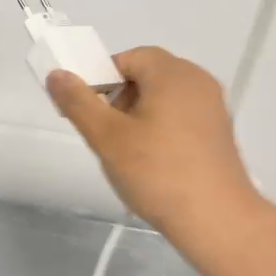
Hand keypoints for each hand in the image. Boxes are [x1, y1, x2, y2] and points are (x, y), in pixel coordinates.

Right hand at [46, 46, 258, 234]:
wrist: (214, 218)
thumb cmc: (157, 173)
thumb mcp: (107, 138)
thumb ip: (79, 103)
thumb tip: (56, 74)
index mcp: (173, 73)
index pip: (130, 57)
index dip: (103, 79)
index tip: (90, 113)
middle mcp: (198, 81)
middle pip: (149, 77)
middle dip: (120, 101)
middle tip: (107, 138)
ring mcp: (213, 108)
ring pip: (165, 101)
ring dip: (139, 120)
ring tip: (129, 157)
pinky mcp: (219, 134)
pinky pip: (181, 121)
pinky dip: (161, 134)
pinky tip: (154, 167)